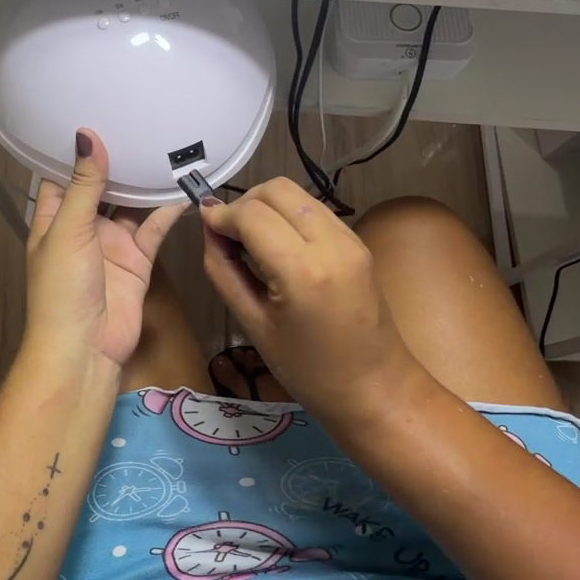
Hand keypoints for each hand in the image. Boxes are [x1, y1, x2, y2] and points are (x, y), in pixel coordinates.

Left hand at [26, 128, 188, 367]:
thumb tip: (86, 135)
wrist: (85, 348)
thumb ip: (83, 185)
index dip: (75, 150)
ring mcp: (112, 243)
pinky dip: (168, 210)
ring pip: (130, 204)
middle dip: (116, 160)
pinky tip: (183, 188)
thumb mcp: (68, 230)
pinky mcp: (138, 259)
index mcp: (54, 219)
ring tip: (164, 146)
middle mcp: (83, 227)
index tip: (94, 113)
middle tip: (139, 120)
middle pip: (100, 186)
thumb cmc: (63, 287)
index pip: (62, 176)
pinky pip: (154, 228)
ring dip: (144, 182)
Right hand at [200, 178, 430, 424]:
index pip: (251, 214)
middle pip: (276, 189)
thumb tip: (209, 229)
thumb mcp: (253, 324)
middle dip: (244, 203)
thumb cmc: (307, 370)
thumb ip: (224, 270)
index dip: (221, 215)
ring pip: (297, 193)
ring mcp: (350, 239)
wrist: (374, 389)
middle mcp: (331, 243)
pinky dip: (289, 215)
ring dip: (267, 206)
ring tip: (251, 240)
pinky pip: (314, 209)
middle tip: (228, 234)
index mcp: (303, 270)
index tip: (204, 227)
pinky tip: (277, 245)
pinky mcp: (357, 242)